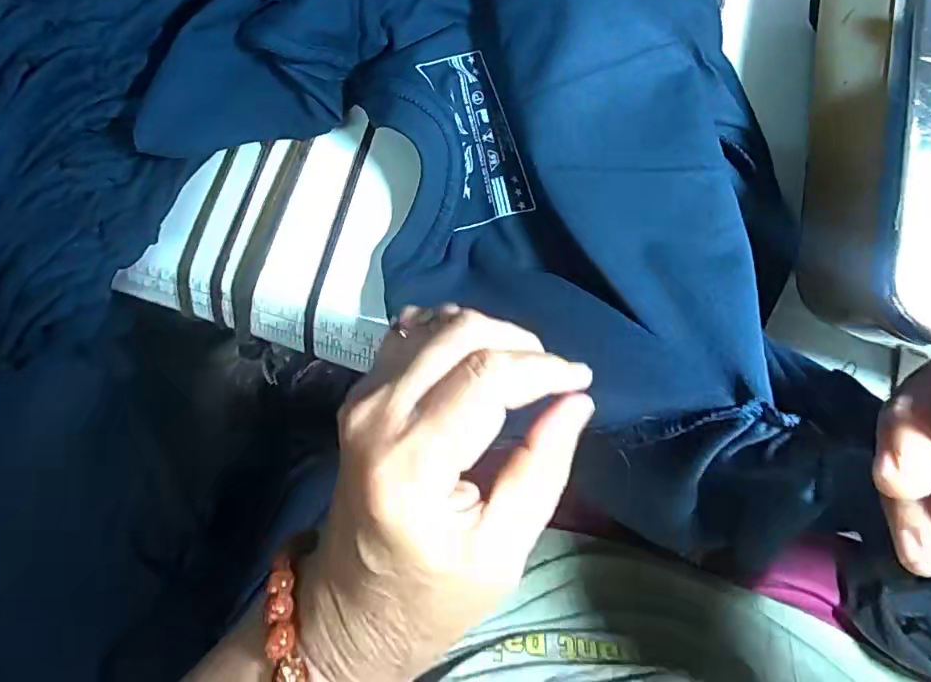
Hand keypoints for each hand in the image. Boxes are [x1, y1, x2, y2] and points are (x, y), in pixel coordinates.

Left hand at [297, 306, 594, 681]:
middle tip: (553, 372)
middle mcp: (381, 414)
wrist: (350, 605)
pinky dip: (451, 331)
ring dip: (488, 331)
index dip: (542, 367)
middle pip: (461, 335)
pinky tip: (475, 352)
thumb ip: (542, 469)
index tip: (580, 378)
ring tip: (521, 365)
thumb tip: (576, 399)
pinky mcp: (360, 392)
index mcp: (413, 463)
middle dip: (519, 342)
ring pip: (437, 324)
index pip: (486, 376)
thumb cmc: (430, 595)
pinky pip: (411, 334)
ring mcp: (364, 397)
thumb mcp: (502, 554)